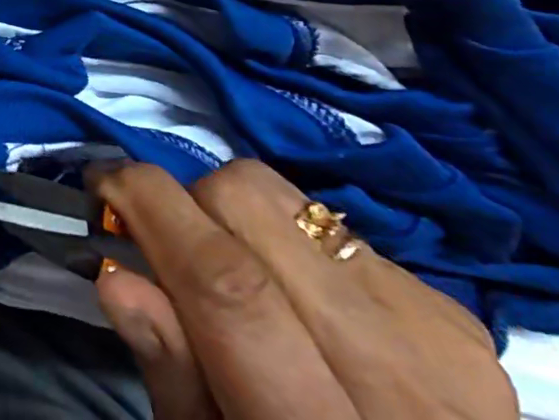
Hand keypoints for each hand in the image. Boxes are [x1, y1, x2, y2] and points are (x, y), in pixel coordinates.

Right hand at [91, 159, 516, 419]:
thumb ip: (175, 375)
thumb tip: (117, 274)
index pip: (230, 288)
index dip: (155, 215)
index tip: (104, 184)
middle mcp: (397, 371)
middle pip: (259, 210)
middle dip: (188, 201)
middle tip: (164, 239)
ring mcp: (436, 331)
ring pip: (297, 200)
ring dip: (238, 216)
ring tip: (231, 265)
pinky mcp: (454, 311)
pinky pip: (339, 232)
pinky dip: (292, 246)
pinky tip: (301, 302)